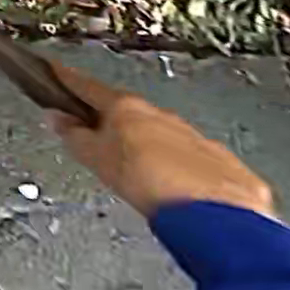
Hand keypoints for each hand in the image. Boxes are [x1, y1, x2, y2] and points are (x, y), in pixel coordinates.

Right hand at [45, 59, 274, 217]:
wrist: (216, 220)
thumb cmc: (146, 181)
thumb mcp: (90, 155)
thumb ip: (70, 132)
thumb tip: (60, 119)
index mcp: (124, 106)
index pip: (85, 84)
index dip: (66, 76)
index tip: (56, 69)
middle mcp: (163, 116)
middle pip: (129, 111)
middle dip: (115, 120)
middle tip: (101, 137)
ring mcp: (201, 141)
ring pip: (168, 136)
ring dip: (153, 145)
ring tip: (143, 169)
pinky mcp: (233, 168)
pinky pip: (202, 161)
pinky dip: (187, 168)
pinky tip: (181, 186)